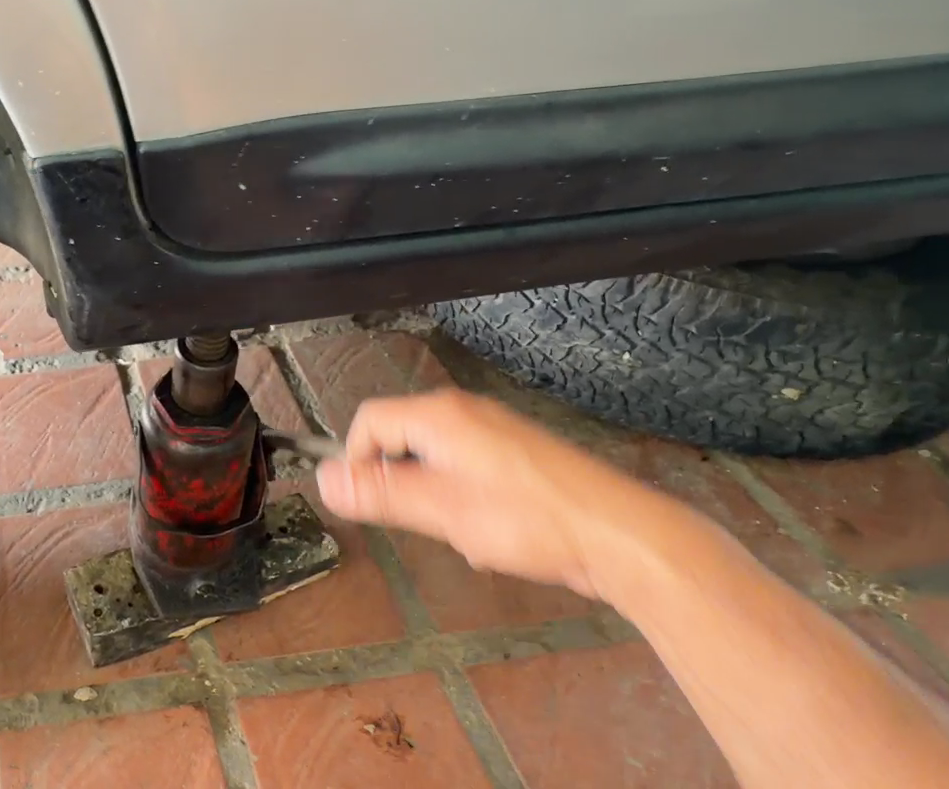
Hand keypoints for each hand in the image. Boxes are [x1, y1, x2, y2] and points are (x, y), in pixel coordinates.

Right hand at [315, 388, 688, 600]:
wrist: (625, 537)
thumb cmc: (527, 521)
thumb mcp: (441, 511)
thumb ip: (378, 494)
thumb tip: (322, 479)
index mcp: (438, 415)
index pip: (368, 421)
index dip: (356, 461)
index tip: (369, 503)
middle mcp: (464, 410)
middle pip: (401, 436)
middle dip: (400, 482)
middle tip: (423, 522)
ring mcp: (495, 429)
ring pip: (434, 456)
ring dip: (433, 494)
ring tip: (464, 532)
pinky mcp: (519, 451)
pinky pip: (466, 465)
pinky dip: (464, 496)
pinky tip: (494, 532)